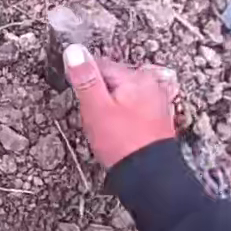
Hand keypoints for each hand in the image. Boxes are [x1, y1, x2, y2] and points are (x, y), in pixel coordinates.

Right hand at [63, 44, 178, 168]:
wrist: (151, 179)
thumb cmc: (124, 144)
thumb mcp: (96, 108)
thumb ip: (85, 78)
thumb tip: (74, 50)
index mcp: (137, 78)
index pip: (100, 66)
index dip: (85, 82)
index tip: (80, 98)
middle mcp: (150, 86)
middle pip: (112, 81)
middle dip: (98, 96)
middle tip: (93, 118)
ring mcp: (155, 104)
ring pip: (121, 97)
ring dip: (109, 109)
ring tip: (105, 129)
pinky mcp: (156, 121)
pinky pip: (131, 111)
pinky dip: (121, 119)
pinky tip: (117, 135)